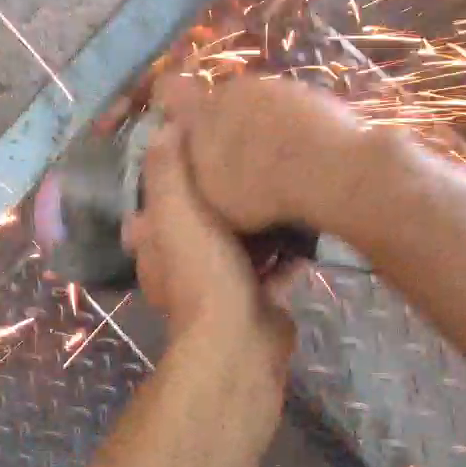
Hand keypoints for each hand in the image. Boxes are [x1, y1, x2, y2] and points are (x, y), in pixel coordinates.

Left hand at [122, 123, 295, 361]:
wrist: (241, 339)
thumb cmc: (202, 271)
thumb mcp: (175, 211)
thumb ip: (168, 170)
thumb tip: (163, 126)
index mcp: (156, 247)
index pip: (158, 203)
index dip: (175, 175)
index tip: (203, 144)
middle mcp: (183, 267)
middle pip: (203, 222)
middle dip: (225, 197)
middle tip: (255, 160)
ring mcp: (221, 286)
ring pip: (241, 244)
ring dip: (260, 223)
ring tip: (285, 184)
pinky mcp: (258, 301)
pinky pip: (274, 269)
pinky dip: (288, 252)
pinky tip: (308, 225)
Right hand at [154, 75, 413, 240]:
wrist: (335, 173)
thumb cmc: (259, 192)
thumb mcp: (202, 201)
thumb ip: (176, 191)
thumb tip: (138, 211)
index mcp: (202, 111)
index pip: (167, 90)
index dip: (163, 104)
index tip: (168, 125)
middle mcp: (235, 89)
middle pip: (214, 103)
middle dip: (214, 128)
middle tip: (225, 168)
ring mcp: (277, 89)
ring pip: (253, 108)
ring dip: (253, 132)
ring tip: (268, 170)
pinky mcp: (314, 97)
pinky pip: (288, 115)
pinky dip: (286, 135)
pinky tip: (298, 165)